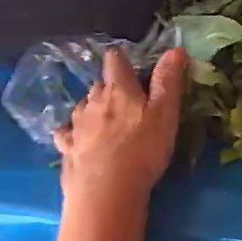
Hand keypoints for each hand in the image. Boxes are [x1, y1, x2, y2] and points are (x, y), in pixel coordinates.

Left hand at [54, 46, 188, 205]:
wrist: (105, 191)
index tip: (130, 66)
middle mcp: (93, 100)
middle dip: (110, 89)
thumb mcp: (165, 114)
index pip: (115, 60)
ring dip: (94, 110)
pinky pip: (68, 133)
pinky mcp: (66, 147)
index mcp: (118, 89)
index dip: (121, 60)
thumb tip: (175, 49)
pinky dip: (74, 133)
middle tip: (126, 104)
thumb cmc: (142, 150)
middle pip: (99, 85)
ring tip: (107, 124)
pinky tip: (79, 140)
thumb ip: (168, 81)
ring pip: (84, 107)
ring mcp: (76, 124)